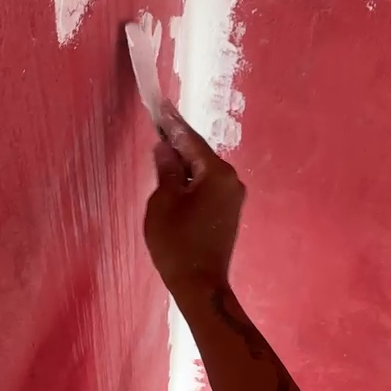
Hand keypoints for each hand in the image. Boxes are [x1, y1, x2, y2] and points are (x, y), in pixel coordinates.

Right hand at [144, 103, 244, 298]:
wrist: (200, 285)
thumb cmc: (177, 242)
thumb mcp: (163, 202)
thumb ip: (165, 170)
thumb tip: (165, 148)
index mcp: (217, 173)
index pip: (192, 140)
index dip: (173, 124)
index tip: (161, 106)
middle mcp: (231, 180)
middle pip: (200, 155)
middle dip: (178, 143)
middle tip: (157, 127)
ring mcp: (232, 198)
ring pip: (203, 172)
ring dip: (184, 164)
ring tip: (161, 152)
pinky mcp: (228, 213)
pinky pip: (207, 187)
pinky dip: (190, 181)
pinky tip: (174, 179)